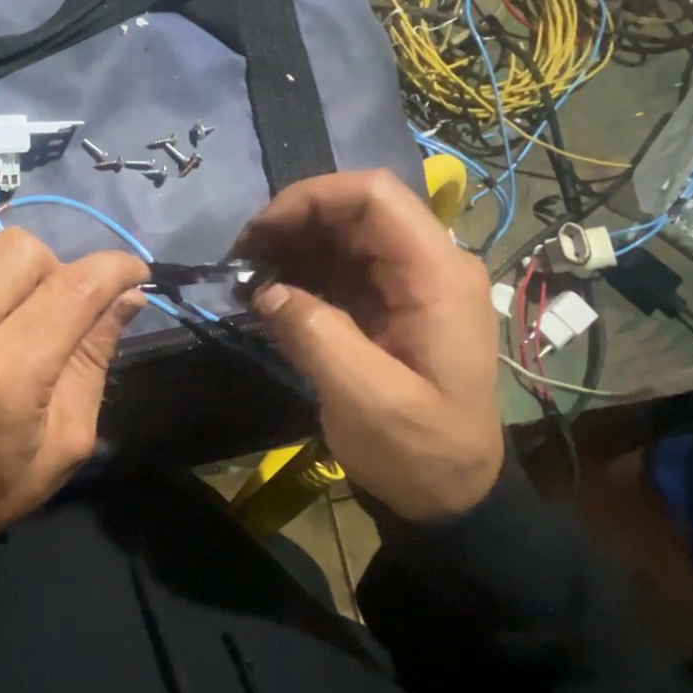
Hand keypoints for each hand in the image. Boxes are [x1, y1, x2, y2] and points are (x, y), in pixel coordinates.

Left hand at [0, 230, 148, 537]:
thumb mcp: (68, 438)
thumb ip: (94, 356)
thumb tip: (128, 294)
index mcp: (4, 378)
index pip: (71, 290)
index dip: (112, 269)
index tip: (132, 272)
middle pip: (19, 249)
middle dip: (53, 269)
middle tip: (54, 308)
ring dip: (7, 278)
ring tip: (6, 321)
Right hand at [234, 170, 501, 521]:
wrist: (451, 495)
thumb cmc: (419, 448)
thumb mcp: (364, 397)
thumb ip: (314, 333)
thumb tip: (264, 290)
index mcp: (437, 275)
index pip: (374, 196)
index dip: (310, 199)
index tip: (259, 234)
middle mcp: (428, 265)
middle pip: (354, 209)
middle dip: (291, 222)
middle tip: (241, 259)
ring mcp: (409, 283)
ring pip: (342, 233)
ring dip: (290, 246)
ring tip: (246, 277)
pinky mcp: (388, 303)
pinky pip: (339, 266)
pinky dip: (298, 271)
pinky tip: (267, 294)